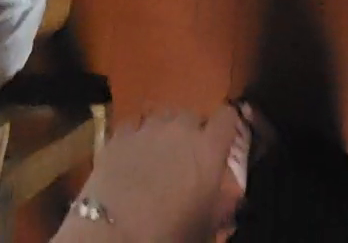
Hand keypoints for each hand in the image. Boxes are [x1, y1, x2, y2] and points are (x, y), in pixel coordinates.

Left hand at [53, 105, 245, 242]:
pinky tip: (131, 154)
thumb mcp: (207, 225)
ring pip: (163, 116)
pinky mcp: (120, 134)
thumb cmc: (170, 234)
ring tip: (157, 155)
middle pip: (192, 116)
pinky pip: (135, 125)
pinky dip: (137, 136)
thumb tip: (230, 195)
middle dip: (192, 132)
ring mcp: (148, 127)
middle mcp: (181, 128)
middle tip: (186, 158)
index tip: (222, 140)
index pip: (228, 116)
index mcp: (208, 149)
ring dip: (164, 131)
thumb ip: (222, 203)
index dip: (226, 126)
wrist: (116, 236)